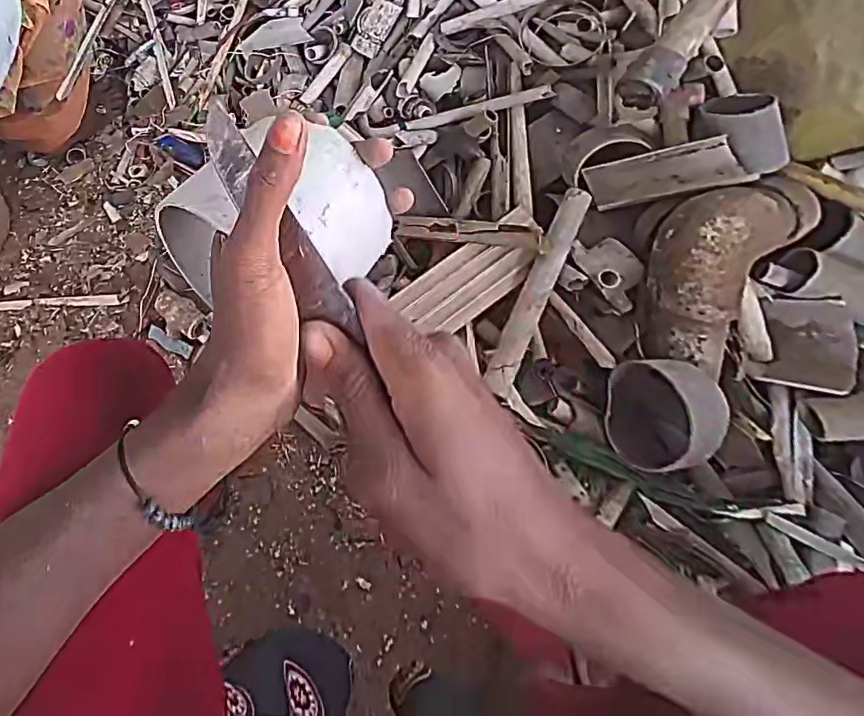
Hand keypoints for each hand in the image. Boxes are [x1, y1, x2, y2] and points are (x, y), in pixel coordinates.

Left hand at [188, 116, 414, 458]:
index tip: (338, 130)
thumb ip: (269, 190)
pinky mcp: (320, 285)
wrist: (254, 394)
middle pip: (316, 184)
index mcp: (253, 220)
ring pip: (335, 213)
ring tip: (389, 184)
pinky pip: (347, 248)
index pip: (283, 163)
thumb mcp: (255, 250)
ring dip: (362, 195)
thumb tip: (284, 132)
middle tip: (376, 154)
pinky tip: (382, 232)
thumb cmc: (243, 330)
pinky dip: (367, 233)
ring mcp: (300, 260)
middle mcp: (275, 235)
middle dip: (349, 165)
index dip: (311, 141)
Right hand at [302, 282, 588, 614]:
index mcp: (418, 363)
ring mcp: (456, 369)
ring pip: (384, 362)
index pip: (356, 300)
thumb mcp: (387, 471)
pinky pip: (407, 380)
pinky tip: (408, 461)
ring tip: (382, 461)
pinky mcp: (463, 389)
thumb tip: (315, 334)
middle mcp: (441, 351)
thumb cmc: (472, 531)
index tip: (310, 367)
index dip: (324, 322)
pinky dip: (394, 412)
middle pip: (367, 335)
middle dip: (345, 376)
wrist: (553, 562)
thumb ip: (350, 395)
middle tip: (350, 440)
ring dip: (370, 402)